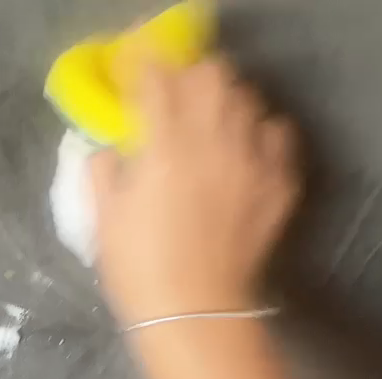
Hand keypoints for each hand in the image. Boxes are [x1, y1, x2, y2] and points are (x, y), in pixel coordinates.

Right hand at [90, 55, 300, 326]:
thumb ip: (102, 174)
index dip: (143, 63)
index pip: (157, 80)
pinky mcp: (279, 182)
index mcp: (165, 146)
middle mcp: (215, 139)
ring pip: (248, 99)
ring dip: (224, 102)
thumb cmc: (138, 271)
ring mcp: (253, 158)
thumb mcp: (102, 223)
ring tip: (209, 123)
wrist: (193, 313)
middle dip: (189, 77)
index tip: (133, 61)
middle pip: (211, 76)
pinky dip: (259, 134)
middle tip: (174, 96)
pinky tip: (243, 152)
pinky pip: (277, 134)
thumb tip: (108, 149)